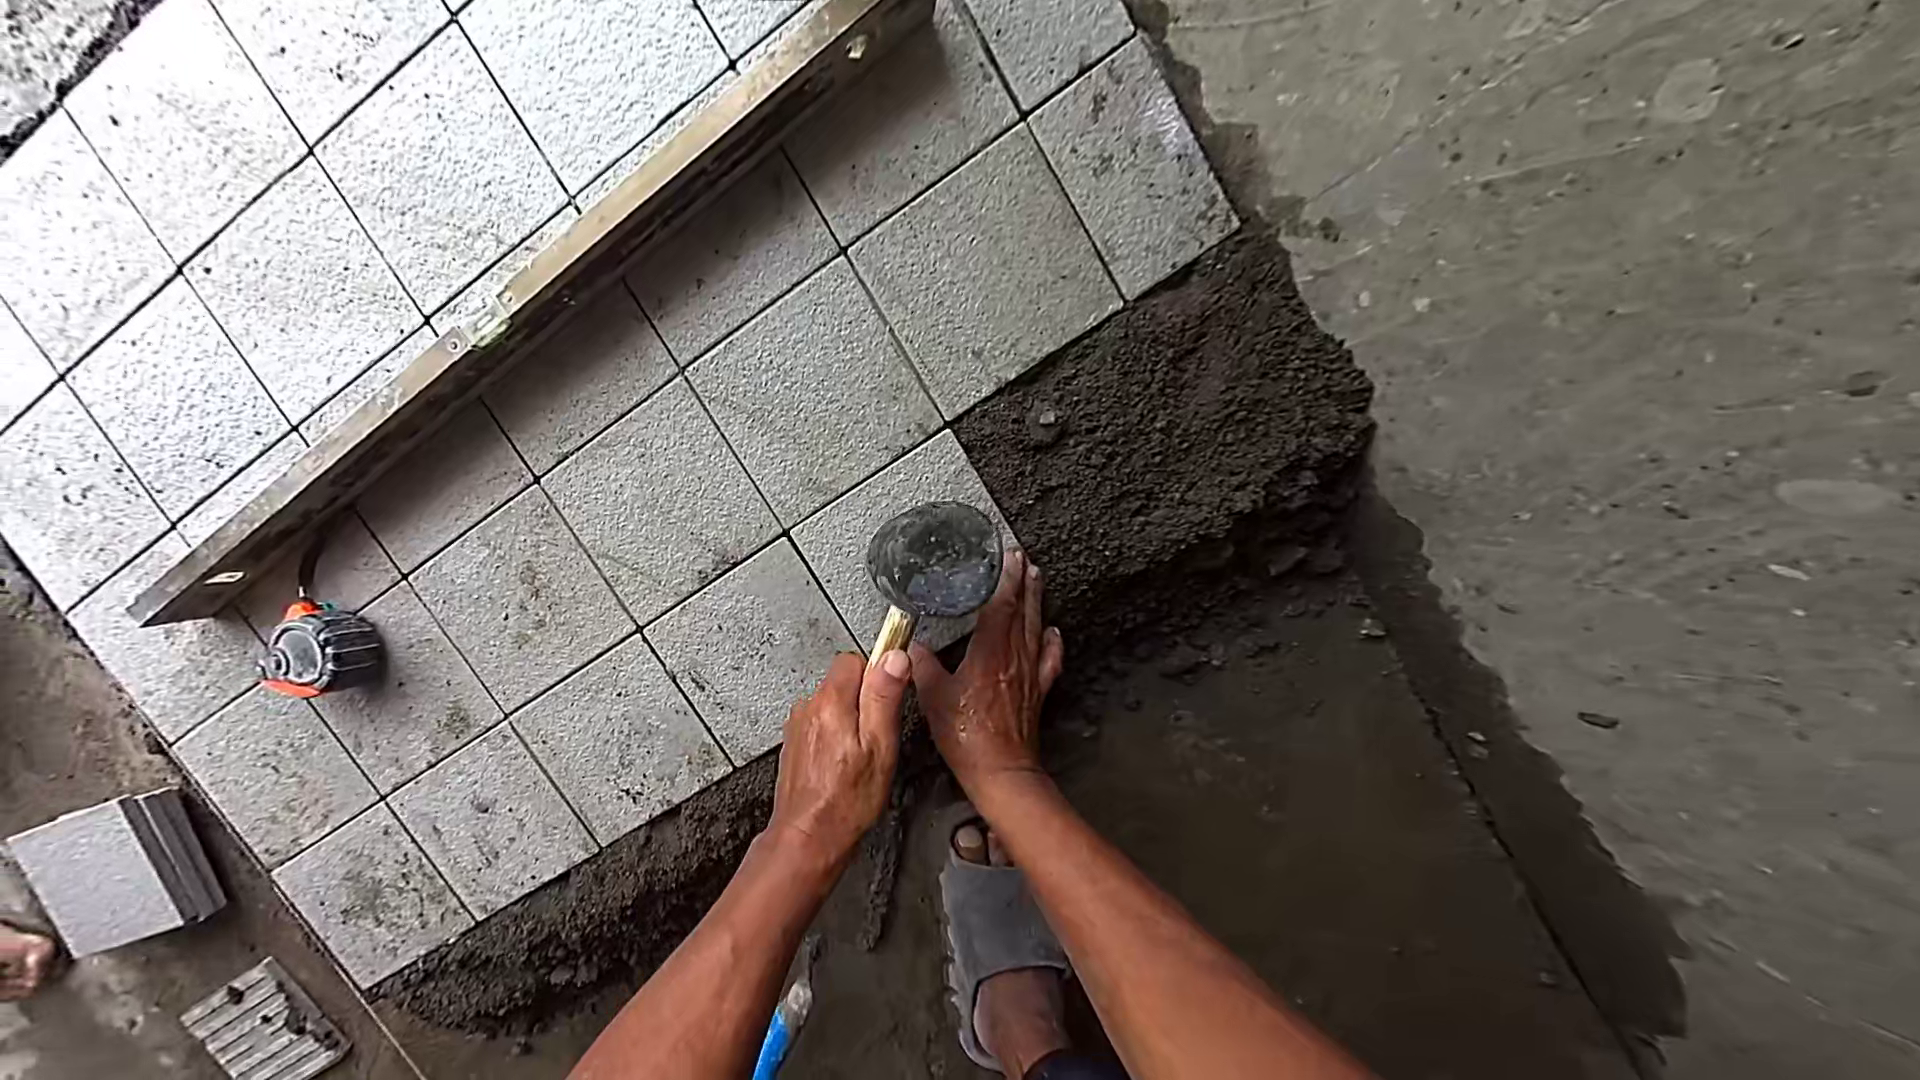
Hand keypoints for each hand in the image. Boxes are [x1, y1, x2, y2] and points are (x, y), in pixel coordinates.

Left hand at [767, 650, 910, 864]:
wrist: (808, 838)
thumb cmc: (846, 801)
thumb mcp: (880, 746)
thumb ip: (884, 696)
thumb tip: (894, 657)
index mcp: (831, 701)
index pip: (855, 659)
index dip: (877, 677)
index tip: (886, 700)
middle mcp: (809, 707)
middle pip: (844, 680)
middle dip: (864, 700)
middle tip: (875, 735)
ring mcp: (798, 725)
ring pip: (833, 702)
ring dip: (849, 718)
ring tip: (859, 754)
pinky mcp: (795, 742)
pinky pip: (822, 722)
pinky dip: (834, 735)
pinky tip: (842, 762)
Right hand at [908, 549, 1064, 799]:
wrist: (1001, 769)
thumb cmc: (969, 737)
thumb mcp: (934, 698)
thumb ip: (923, 668)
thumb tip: (912, 649)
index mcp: (989, 654)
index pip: (1002, 605)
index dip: (1006, 578)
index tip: (1010, 558)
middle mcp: (1014, 658)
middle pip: (1024, 611)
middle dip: (1024, 582)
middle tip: (1025, 560)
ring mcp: (1029, 673)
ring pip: (1037, 628)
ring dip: (1037, 602)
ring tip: (1037, 582)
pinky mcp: (1037, 690)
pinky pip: (1049, 658)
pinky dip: (1052, 641)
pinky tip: (1053, 632)